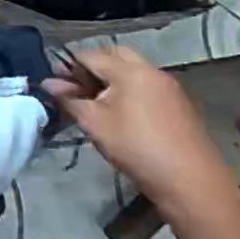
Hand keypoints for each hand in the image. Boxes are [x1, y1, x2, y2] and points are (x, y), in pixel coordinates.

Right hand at [44, 47, 239, 237]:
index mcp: (129, 70)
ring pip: (132, 70)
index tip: (53, 84)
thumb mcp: (94, 123)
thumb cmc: (136, 147)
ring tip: (94, 102)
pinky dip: (128, 89)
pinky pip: (146, 85)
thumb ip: (69, 100)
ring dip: (110, 78)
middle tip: (75, 88)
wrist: (191, 183)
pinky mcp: (178, 104)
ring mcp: (169, 87)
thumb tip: (48, 85)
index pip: (89, 55)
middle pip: (114, 56)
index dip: (67, 66)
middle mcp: (151, 71)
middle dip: (91, 67)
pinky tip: (120, 113)